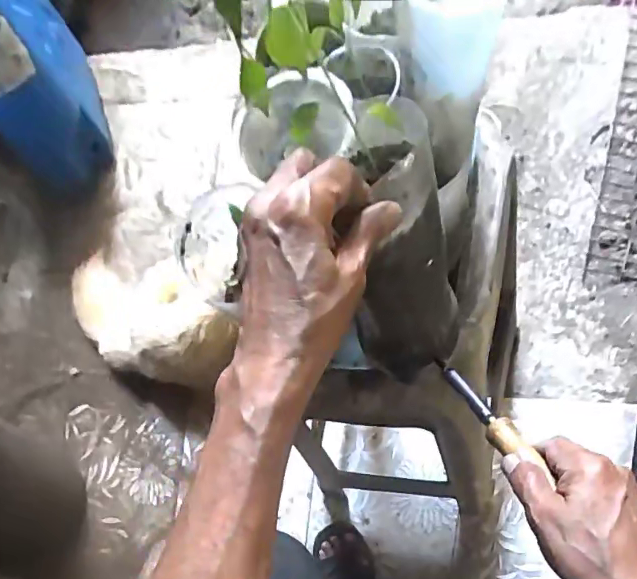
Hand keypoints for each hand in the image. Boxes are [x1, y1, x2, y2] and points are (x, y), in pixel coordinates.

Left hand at [224, 150, 401, 427]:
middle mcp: (268, 199)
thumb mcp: (350, 276)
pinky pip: (273, 201)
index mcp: (297, 206)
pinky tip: (308, 242)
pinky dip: (293, 208)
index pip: (337, 170)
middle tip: (347, 219)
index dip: (359, 189)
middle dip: (331, 183)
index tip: (368, 218)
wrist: (273, 355)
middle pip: (306, 164)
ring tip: (328, 233)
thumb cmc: (315, 322)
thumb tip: (390, 208)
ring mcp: (252, 215)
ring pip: (286, 179)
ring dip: (311, 195)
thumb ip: (367, 233)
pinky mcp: (246, 233)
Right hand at [502, 438, 636, 578]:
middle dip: (550, 478)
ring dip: (568, 492)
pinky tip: (583, 529)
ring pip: (584, 476)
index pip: (551, 443)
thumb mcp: (544, 518)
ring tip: (563, 524)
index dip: (530, 457)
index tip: (520, 480)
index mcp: (590, 466)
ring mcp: (626, 485)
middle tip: (542, 511)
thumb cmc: (585, 556)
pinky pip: (600, 490)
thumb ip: (527, 481)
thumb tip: (513, 456)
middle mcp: (613, 468)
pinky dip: (586, 502)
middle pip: (569, 458)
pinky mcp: (632, 502)